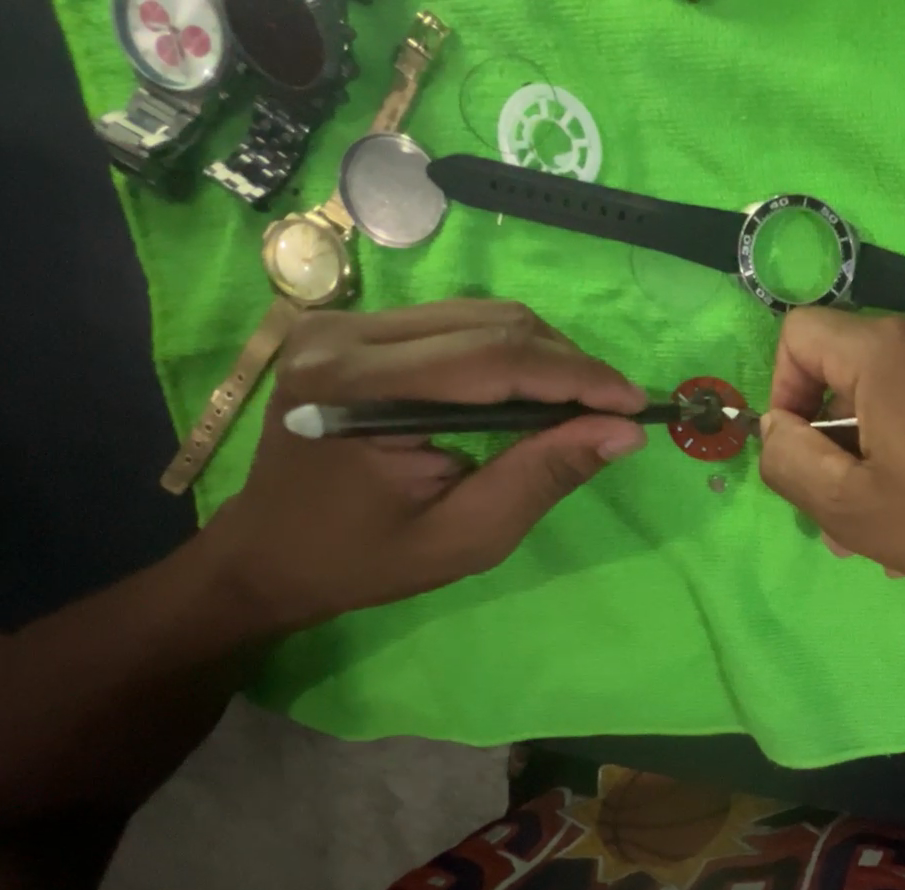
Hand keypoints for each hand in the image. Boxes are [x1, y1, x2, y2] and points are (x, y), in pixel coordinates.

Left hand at [199, 299, 648, 633]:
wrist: (268, 553)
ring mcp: (347, 326)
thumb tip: (624, 433)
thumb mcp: (467, 535)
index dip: (579, 376)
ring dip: (548, 357)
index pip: (497, 358)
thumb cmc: (364, 559)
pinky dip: (514, 355)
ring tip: (583, 405)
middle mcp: (347, 336)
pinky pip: (461, 324)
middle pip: (495, 324)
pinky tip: (534, 393)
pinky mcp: (357, 331)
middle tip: (614, 413)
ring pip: (484, 315)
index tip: (637, 406)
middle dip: (571, 366)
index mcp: (361, 390)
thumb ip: (542, 476)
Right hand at [756, 309, 904, 619]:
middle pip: (847, 372)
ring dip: (874, 459)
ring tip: (886, 529)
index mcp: (887, 348)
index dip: (783, 394)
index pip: (800, 334)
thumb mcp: (847, 507)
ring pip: (889, 397)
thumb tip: (777, 426)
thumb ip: (786, 459)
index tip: (804, 457)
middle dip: (834, 445)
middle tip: (843, 520)